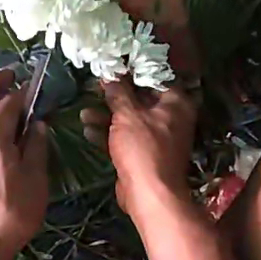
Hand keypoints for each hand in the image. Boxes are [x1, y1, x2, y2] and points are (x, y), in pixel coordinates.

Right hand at [97, 79, 197, 224]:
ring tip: (84, 111)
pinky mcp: (144, 154)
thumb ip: (118, 92)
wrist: (149, 194)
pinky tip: (88, 129)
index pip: (155, 77)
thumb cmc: (143, 148)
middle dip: (115, 95)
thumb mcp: (127, 115)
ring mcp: (158, 137)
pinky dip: (109, 133)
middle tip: (94, 87)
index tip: (112, 65)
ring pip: (131, 119)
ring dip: (107, 116)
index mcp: (176, 102)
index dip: (132, 71)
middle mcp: (171, 118)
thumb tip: (111, 73)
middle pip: (141, 98)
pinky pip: (126, 137)